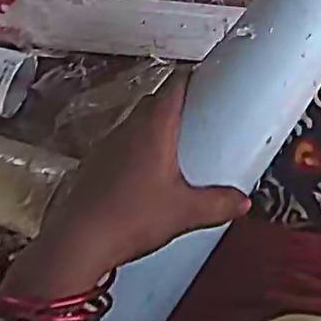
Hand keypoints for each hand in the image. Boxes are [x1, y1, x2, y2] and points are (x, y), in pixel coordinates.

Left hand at [9, 74, 249, 297]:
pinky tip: (142, 172)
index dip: (191, 77)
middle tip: (197, 117)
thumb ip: (218, 204)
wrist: (78, 242)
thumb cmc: (133, 217)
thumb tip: (243, 202)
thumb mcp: (184, 212)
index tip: (206, 80)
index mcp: (154, 127)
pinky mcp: (93, 162)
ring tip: (172, 146)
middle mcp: (129, 127)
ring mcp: (107, 143)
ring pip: (135, 121)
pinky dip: (134, 148)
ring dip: (153, 126)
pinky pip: (120, 143)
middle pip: (155, 100)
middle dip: (175, 104)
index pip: (174, 85)